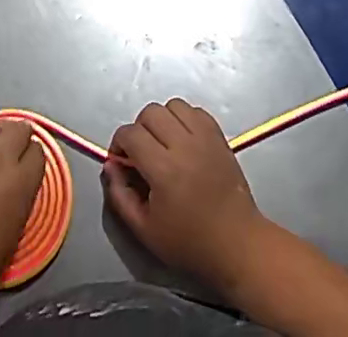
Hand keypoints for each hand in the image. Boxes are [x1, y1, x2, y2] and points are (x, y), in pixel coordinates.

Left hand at [0, 121, 43, 297]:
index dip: (30, 160)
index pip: (38, 152)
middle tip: (6, 157)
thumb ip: (20, 197)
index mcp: (22, 180)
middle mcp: (0, 157)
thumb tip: (15, 186)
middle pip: (18, 129)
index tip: (23, 170)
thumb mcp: (13, 232)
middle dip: (16, 139)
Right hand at [102, 99, 269, 289]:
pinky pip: (196, 111)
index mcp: (164, 169)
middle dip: (138, 128)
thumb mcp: (144, 229)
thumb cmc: (188, 241)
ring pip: (174, 105)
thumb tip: (111, 166)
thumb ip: (120, 195)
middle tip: (141, 152)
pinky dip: (184, 119)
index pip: (131, 133)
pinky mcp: (219, 136)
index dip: (118, 143)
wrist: (235, 241)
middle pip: (151, 112)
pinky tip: (183, 140)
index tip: (120, 161)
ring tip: (162, 143)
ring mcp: (205, 137)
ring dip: (162, 120)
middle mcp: (185, 145)